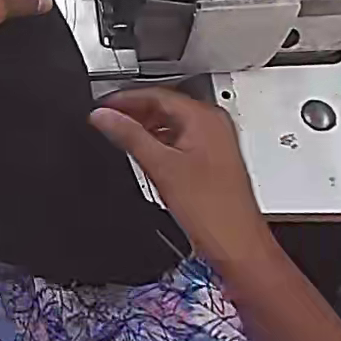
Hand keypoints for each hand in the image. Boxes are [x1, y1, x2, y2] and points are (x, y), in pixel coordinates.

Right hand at [89, 86, 267, 257]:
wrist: (237, 245)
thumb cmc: (214, 211)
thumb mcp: (161, 167)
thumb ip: (129, 136)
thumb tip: (104, 116)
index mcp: (205, 118)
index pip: (157, 95)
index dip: (125, 99)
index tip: (103, 106)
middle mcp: (214, 125)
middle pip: (166, 107)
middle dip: (134, 113)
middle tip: (107, 119)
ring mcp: (216, 143)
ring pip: (173, 125)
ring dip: (146, 128)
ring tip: (119, 135)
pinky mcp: (212, 160)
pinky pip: (180, 140)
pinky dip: (159, 143)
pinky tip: (144, 154)